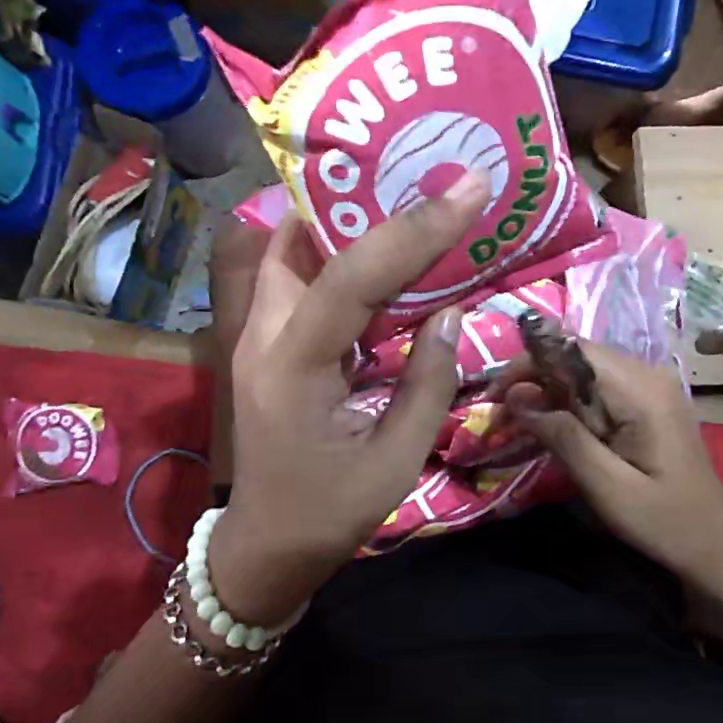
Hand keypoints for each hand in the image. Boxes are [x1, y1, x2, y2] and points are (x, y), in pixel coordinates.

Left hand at [209, 171, 490, 623]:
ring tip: (405, 197)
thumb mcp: (395, 462)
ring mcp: (257, 340)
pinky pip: (298, 282)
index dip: (410, 230)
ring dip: (343, 221)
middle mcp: (262, 338)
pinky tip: (381, 256)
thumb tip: (450, 314)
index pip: (350, 279)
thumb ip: (427, 384)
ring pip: (290, 255)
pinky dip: (337, 256)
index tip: (466, 189)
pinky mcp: (267, 348)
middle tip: (423, 172)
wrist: (264, 550)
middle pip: (297, 243)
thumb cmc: (329, 515)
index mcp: (291, 369)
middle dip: (358, 201)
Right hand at [495, 345, 722, 591]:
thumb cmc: (662, 521)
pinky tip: (552, 423)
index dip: (530, 363)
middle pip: (578, 355)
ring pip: (585, 369)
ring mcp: (652, 386)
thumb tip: (517, 396)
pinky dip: (570, 399)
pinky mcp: (649, 401)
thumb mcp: (607, 486)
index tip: (496, 395)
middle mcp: (649, 375)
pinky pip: (600, 386)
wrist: (713, 543)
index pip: (575, 351)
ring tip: (518, 419)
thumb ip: (563, 436)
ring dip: (549, 388)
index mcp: (643, 391)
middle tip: (500, 412)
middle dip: (534, 377)